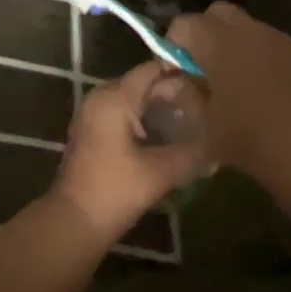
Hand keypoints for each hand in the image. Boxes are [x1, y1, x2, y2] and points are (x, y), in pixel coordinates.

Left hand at [50, 61, 207, 241]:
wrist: (73, 221)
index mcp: (114, 98)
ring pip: (133, 100)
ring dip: (159, 108)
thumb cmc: (114, 190)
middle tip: (204, 105)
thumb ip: (190, 155)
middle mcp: (101, 98)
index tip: (205, 84)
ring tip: (191, 120)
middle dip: (172, 93)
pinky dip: (144, 121)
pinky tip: (167, 138)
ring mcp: (94, 115)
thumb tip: (216, 151)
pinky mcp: (93, 133)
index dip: (178, 74)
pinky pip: (123, 115)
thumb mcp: (159, 172)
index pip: (151, 70)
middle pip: (142, 83)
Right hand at [167, 2, 290, 191]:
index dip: (172, 45)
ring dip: (230, 45)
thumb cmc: (254, 142)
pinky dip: (255, 56)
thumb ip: (186, 97)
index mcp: (219, 42)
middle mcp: (249, 31)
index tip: (174, 74)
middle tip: (200, 71)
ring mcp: (279, 40)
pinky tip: (259, 92)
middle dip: (202, 35)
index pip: (183, 24)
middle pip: (216, 14)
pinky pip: (268, 43)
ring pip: (244, 27)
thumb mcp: (207, 127)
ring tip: (230, 84)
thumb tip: (171, 83)